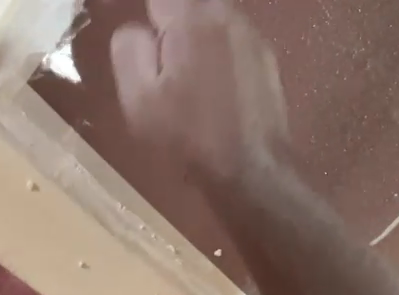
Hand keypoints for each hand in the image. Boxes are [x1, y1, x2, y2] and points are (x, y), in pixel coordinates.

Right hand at [112, 0, 288, 185]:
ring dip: (198, 45)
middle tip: (165, 73)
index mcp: (190, 16)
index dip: (147, 23)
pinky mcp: (268, 65)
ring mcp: (253, 39)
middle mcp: (226, 14)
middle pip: (188, 7)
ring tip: (191, 88)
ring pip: (213, 26)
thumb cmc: (191, 139)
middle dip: (173, 31)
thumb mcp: (140, 101)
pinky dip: (221, 62)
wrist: (253, 175)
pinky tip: (218, 97)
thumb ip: (129, 51)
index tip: (146, 53)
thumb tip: (137, 32)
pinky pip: (234, 49)